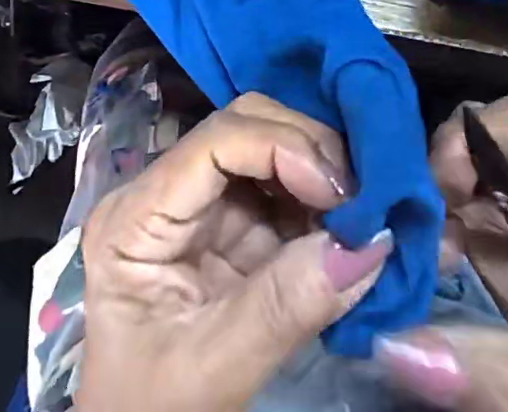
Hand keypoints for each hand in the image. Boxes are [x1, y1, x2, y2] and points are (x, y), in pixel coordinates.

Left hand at [78, 93, 395, 411]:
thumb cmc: (156, 411)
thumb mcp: (212, 370)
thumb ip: (285, 306)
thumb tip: (369, 244)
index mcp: (138, 216)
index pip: (217, 140)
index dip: (284, 148)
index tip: (340, 194)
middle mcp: (169, 189)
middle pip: (247, 125)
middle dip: (310, 150)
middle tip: (360, 199)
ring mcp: (203, 200)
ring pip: (272, 142)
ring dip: (322, 168)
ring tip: (360, 213)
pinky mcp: (234, 219)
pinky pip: (286, 182)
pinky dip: (323, 195)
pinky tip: (345, 223)